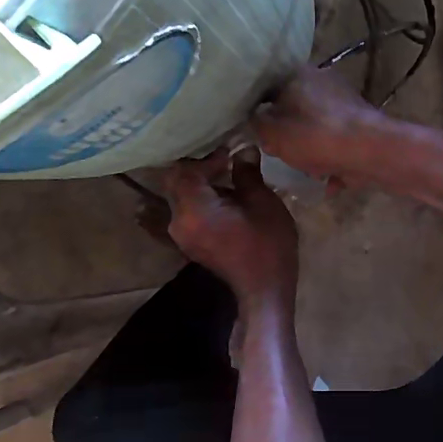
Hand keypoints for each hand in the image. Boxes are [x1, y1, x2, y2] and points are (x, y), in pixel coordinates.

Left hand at [165, 151, 298, 313]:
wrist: (265, 290)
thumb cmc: (267, 246)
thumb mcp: (263, 204)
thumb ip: (247, 174)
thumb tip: (244, 151)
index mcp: (193, 208)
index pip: (187, 170)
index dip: (207, 158)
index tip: (230, 154)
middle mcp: (178, 220)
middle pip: (175, 183)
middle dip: (196, 168)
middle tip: (222, 162)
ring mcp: (181, 235)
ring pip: (178, 198)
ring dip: (196, 185)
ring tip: (223, 179)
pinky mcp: (189, 244)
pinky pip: (184, 214)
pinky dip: (197, 202)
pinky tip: (219, 200)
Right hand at [251, 66, 405, 185]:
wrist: (373, 152)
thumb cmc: (317, 138)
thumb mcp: (273, 133)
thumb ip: (258, 126)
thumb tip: (256, 121)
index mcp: (300, 75)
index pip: (270, 88)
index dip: (260, 112)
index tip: (256, 133)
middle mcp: (325, 84)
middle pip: (296, 111)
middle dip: (290, 137)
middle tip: (283, 156)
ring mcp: (348, 106)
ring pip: (320, 131)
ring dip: (314, 153)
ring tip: (310, 173)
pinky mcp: (365, 129)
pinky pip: (341, 146)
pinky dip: (336, 163)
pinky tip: (332, 183)